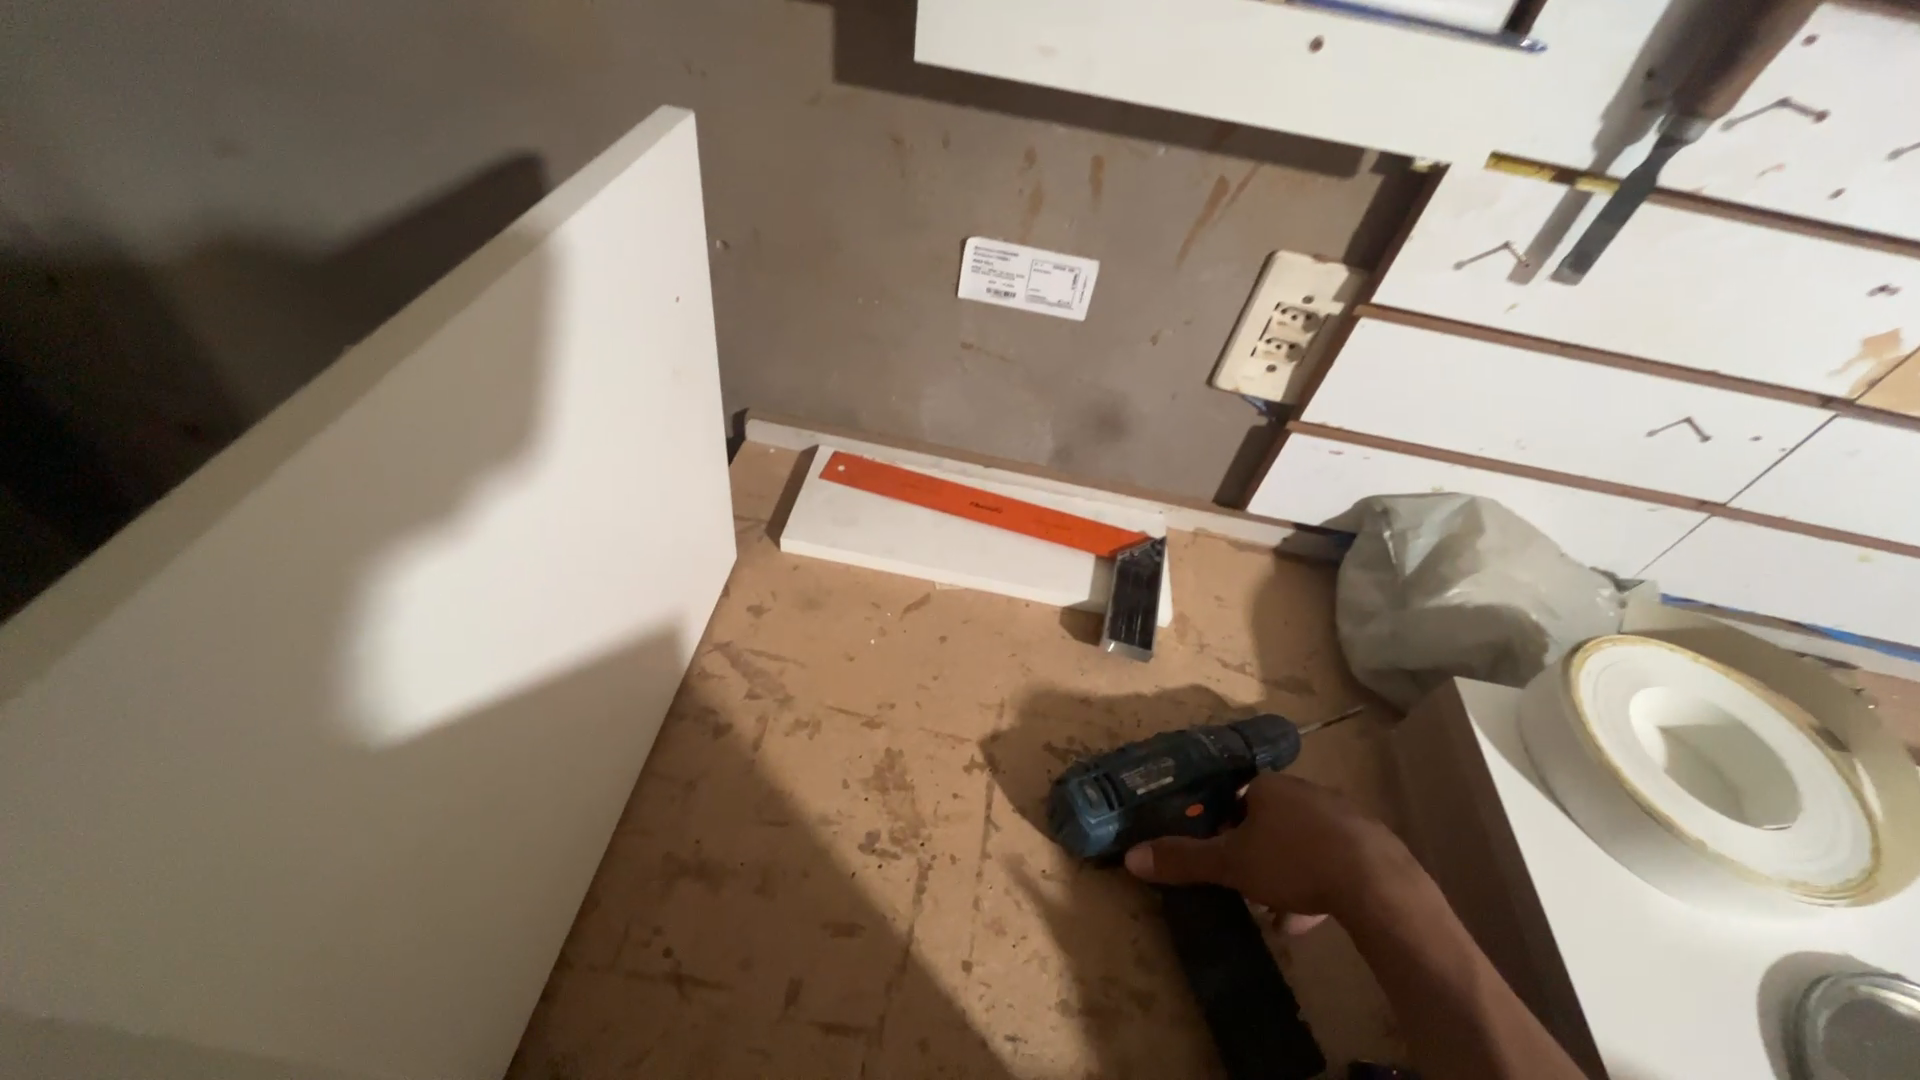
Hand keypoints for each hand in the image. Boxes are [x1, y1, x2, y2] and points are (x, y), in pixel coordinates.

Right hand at [1123, 773, 1420, 925]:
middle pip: (1269, 821)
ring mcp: (1342, 817)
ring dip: (1285, 875)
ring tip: (1276, 914)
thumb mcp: (1230, 863)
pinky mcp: (1370, 845)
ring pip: (1301, 844)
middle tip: (1244, 884)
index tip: (1218, 853)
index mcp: (1269, 788)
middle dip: (1255, 853)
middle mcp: (1305, 792)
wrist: (1375, 884)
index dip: (1222, 824)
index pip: (1236, 797)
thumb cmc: (1292, 861)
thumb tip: (1131, 856)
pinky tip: (1308, 921)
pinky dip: (1317, 886)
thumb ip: (1184, 859)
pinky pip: (1333, 861)